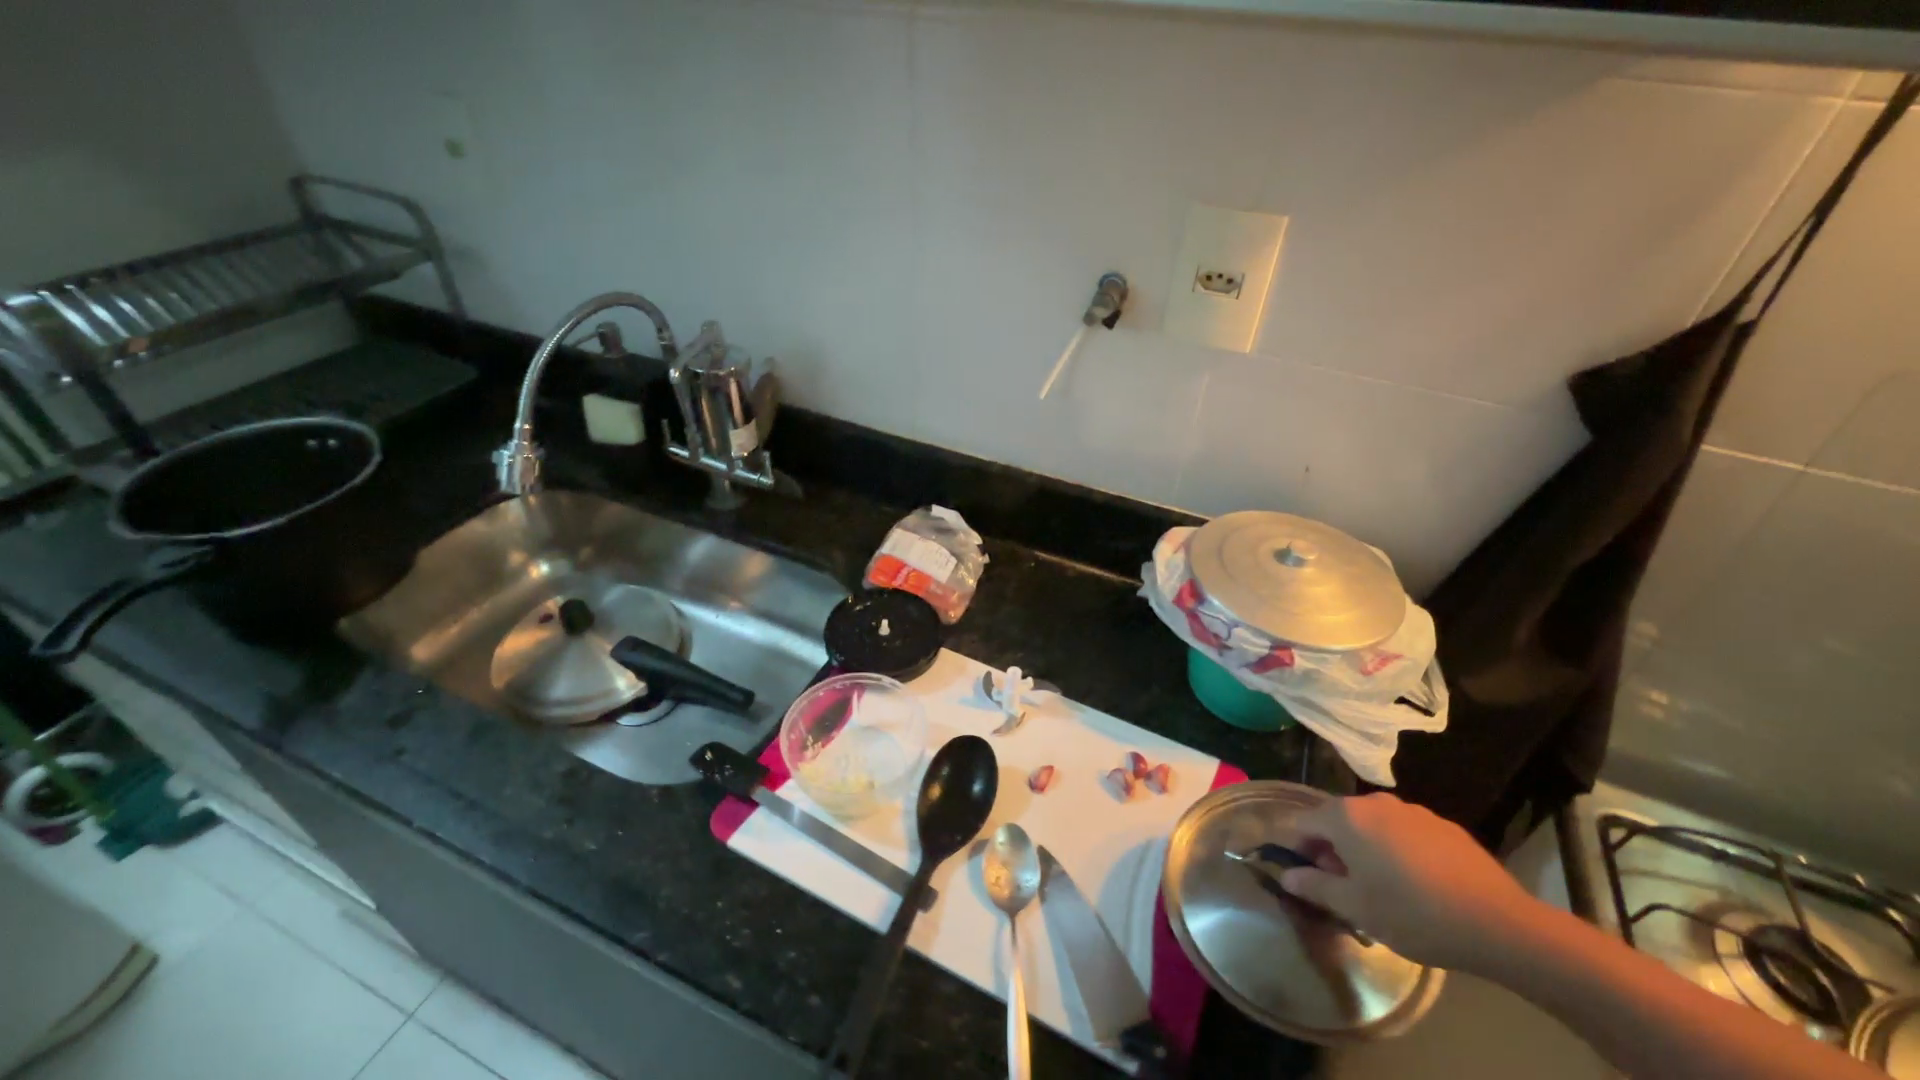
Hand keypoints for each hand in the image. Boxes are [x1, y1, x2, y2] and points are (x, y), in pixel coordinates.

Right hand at [1277, 793, 1540, 973]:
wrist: (1498, 923)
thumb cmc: (1412, 914)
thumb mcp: (1355, 907)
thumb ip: (1315, 886)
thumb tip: (1288, 875)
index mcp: (1347, 817)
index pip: (1302, 822)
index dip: (1294, 848)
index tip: (1302, 877)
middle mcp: (1376, 803)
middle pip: (1337, 820)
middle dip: (1330, 849)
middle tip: (1339, 888)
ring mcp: (1414, 811)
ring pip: (1372, 826)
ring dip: (1364, 849)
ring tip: (1377, 888)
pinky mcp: (1443, 826)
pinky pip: (1403, 832)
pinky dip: (1395, 851)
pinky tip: (1413, 884)